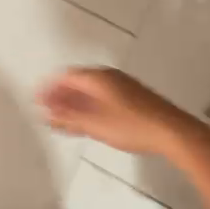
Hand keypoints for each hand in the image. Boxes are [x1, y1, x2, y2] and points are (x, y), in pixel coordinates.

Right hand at [38, 66, 203, 155]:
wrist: (173, 133)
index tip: (36, 99)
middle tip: (46, 111)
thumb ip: (69, 118)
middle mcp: (108, 77)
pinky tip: (86, 122)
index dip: (49, 87)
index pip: (66, 76)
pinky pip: (102, 97)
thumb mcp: (95, 124)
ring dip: (74, 102)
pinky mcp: (132, 98)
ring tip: (62, 119)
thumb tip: (45, 112)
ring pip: (90, 91)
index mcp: (98, 77)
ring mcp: (122, 87)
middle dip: (60, 95)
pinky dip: (88, 106)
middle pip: (78, 82)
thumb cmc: (131, 126)